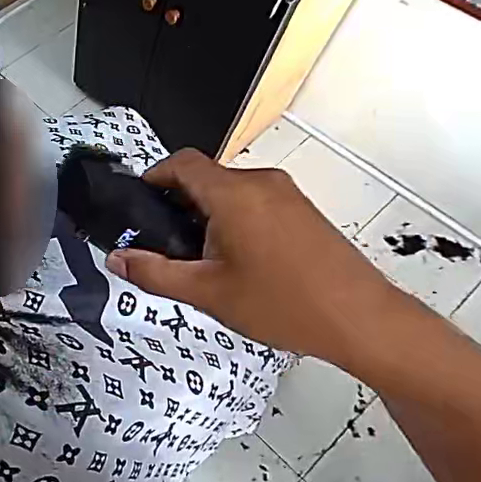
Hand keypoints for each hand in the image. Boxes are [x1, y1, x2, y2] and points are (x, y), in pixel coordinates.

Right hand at [106, 149, 415, 363]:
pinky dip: (238, 222)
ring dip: (210, 217)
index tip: (141, 198)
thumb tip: (122, 261)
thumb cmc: (290, 304)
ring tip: (206, 264)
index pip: (181, 163)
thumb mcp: (208, 293)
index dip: (154, 176)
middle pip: (207, 179)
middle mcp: (263, 184)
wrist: (358, 318)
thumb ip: (155, 273)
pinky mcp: (303, 211)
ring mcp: (288, 196)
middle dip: (180, 206)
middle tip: (168, 245)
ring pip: (233, 193)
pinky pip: (258, 204)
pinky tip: (240, 264)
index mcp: (235, 194)